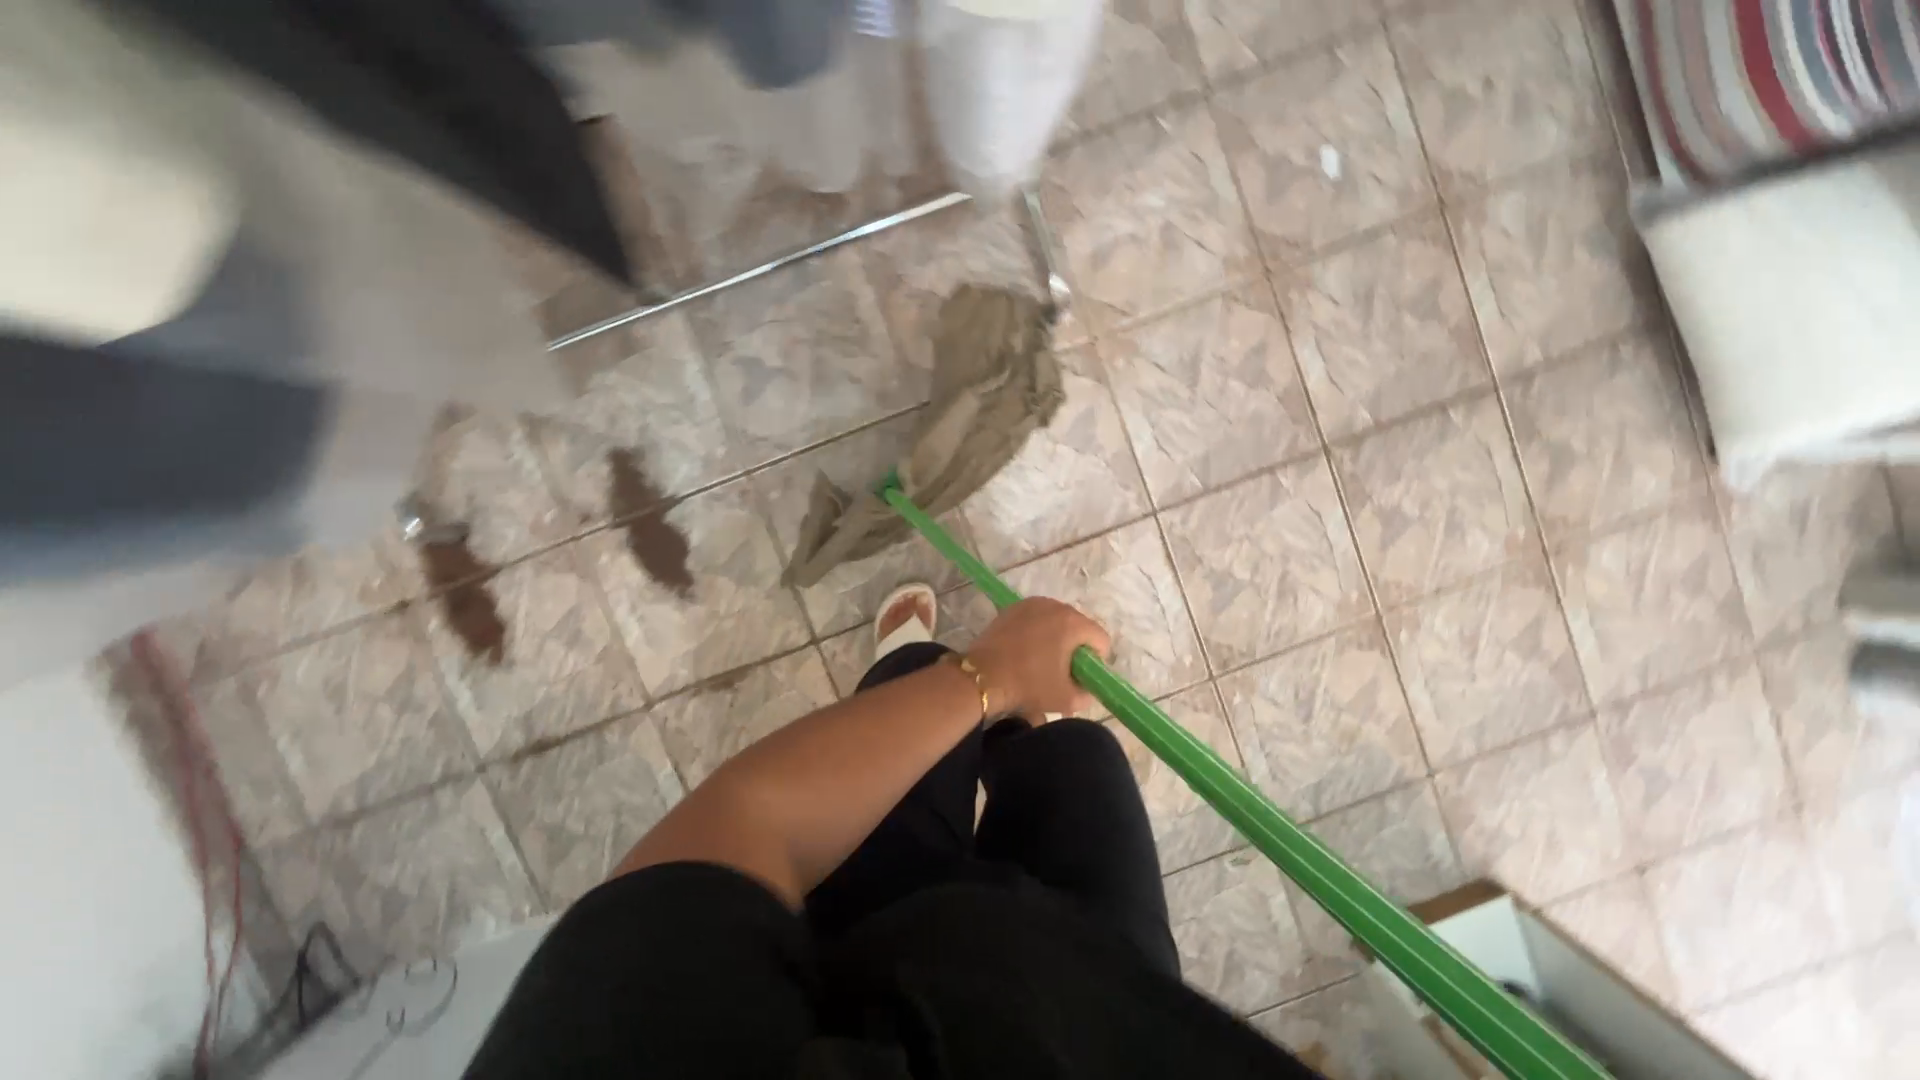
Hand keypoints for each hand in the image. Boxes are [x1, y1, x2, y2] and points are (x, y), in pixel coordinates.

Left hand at [966, 597, 1110, 718]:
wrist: (983, 676)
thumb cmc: (1028, 684)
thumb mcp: (1065, 699)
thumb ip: (1086, 694)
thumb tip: (1087, 687)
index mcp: (1073, 623)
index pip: (1101, 639)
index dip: (1097, 661)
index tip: (1082, 676)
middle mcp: (1056, 606)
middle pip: (1079, 626)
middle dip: (1076, 647)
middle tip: (1063, 670)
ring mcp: (1032, 604)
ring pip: (1057, 620)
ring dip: (1057, 637)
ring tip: (1043, 659)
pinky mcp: (1013, 608)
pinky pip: (1037, 618)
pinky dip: (1038, 631)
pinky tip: (1027, 649)